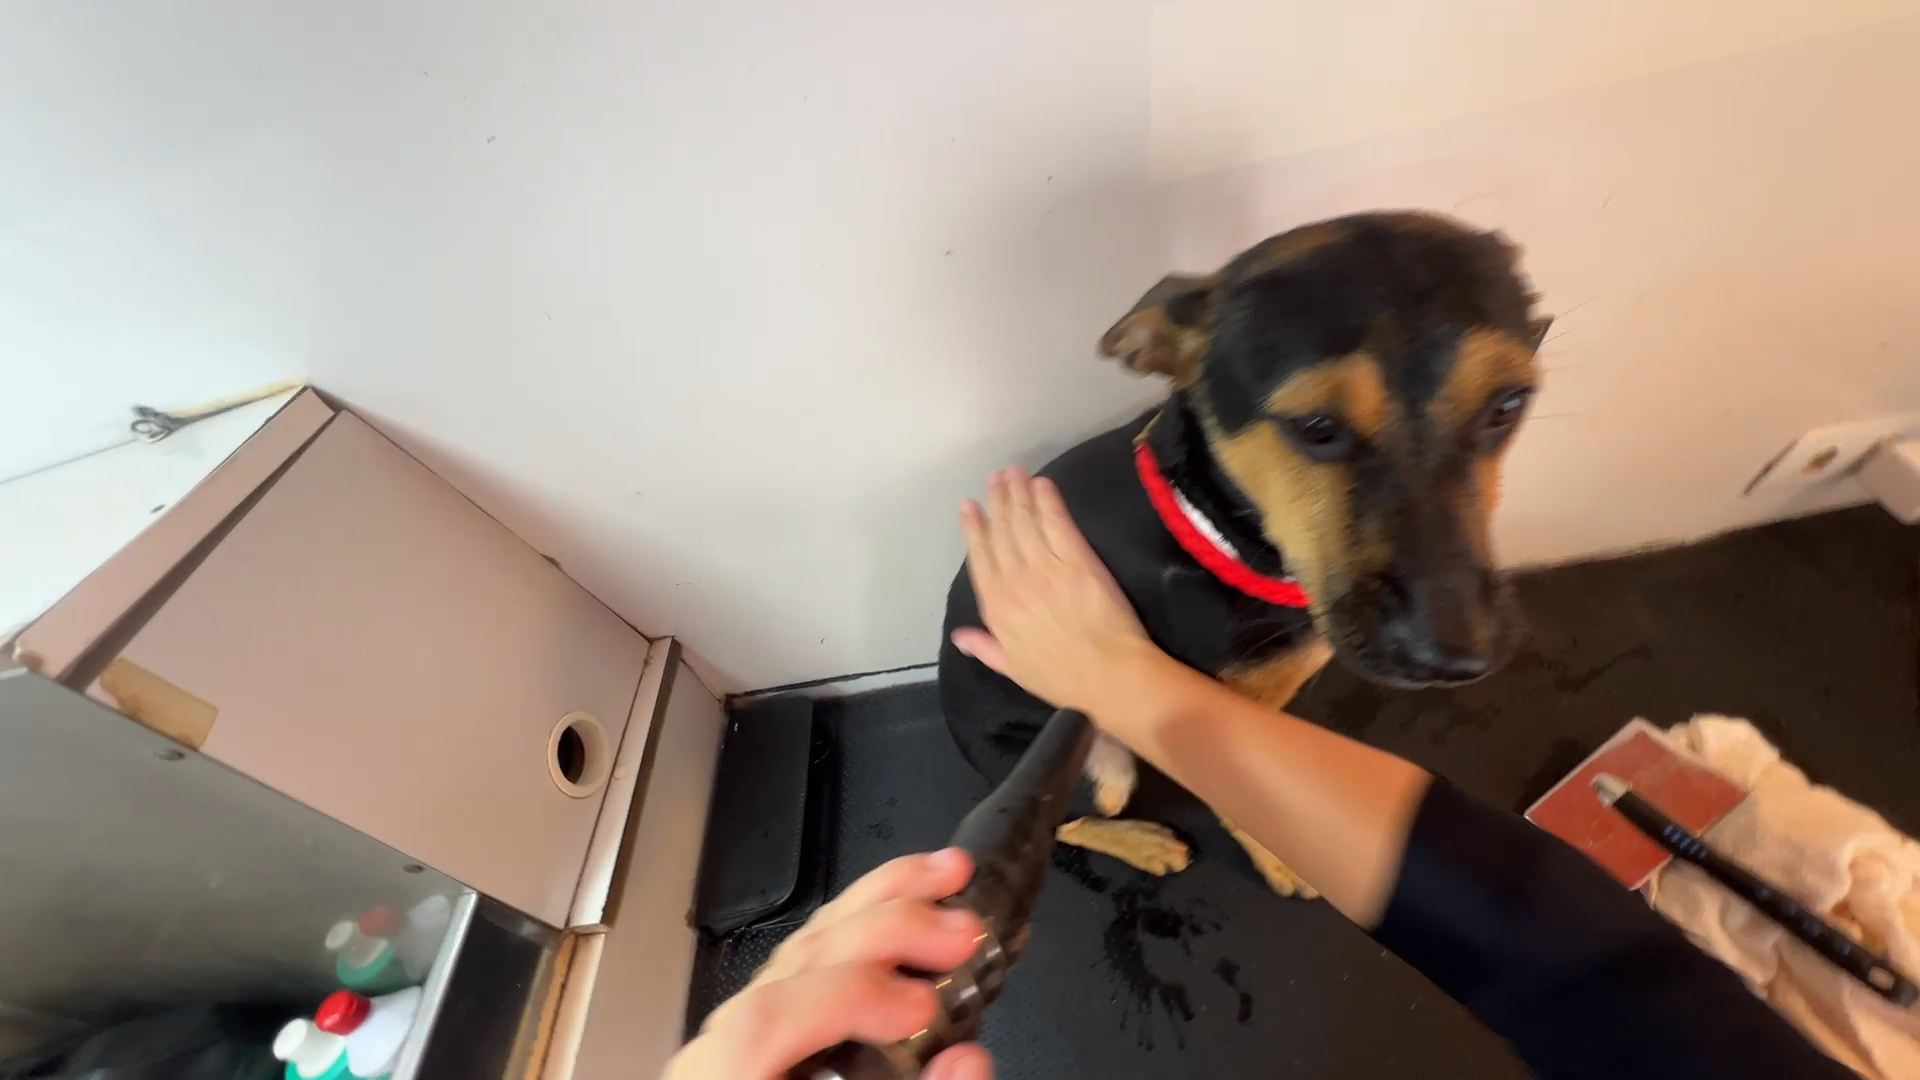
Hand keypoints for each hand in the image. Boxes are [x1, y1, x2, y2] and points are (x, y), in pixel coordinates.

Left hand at [664, 849, 993, 1079]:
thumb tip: (967, 1061)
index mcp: (726, 1079)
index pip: (762, 1026)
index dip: (845, 999)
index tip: (923, 1006)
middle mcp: (723, 1045)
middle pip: (797, 959)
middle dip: (888, 929)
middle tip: (964, 931)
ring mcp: (746, 1020)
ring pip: (812, 934)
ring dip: (888, 895)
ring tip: (949, 873)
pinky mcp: (781, 1007)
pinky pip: (822, 943)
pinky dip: (874, 911)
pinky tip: (914, 893)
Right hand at [952, 466, 1161, 714]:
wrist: (1108, 676)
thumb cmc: (1062, 678)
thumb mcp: (1013, 669)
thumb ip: (985, 647)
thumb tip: (959, 635)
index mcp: (997, 607)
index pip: (980, 558)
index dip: (974, 528)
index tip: (969, 506)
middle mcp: (1015, 581)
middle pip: (1002, 532)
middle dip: (998, 500)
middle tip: (995, 476)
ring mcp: (1046, 568)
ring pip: (1026, 522)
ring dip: (1018, 493)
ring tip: (1014, 471)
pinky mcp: (1078, 561)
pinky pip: (1058, 525)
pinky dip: (1048, 502)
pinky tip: (1042, 485)